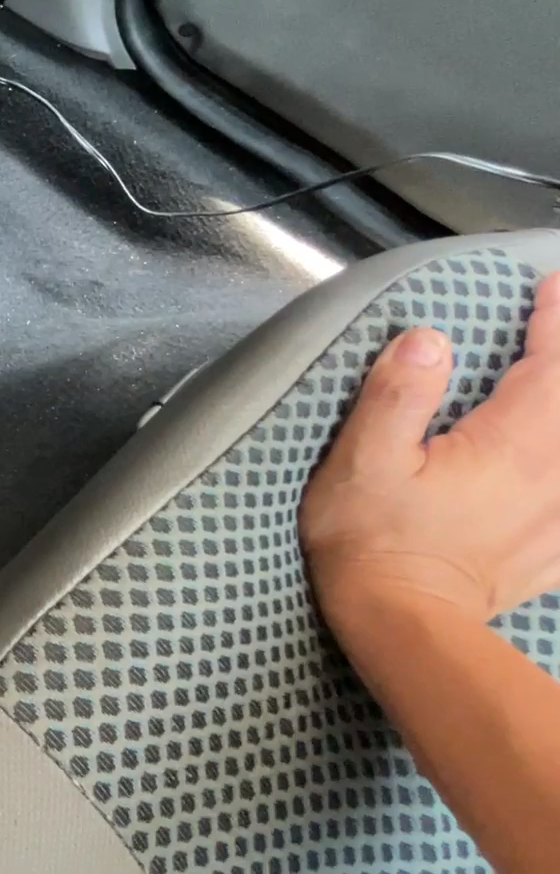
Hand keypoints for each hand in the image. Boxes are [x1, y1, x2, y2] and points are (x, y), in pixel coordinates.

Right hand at [301, 275, 559, 624]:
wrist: (403, 615)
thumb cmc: (369, 533)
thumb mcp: (363, 460)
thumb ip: (398, 396)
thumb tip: (429, 337)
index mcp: (508, 446)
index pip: (550, 368)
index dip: (554, 322)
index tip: (552, 287)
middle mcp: (555, 472)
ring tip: (558, 382)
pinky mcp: (559, 538)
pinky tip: (552, 455)